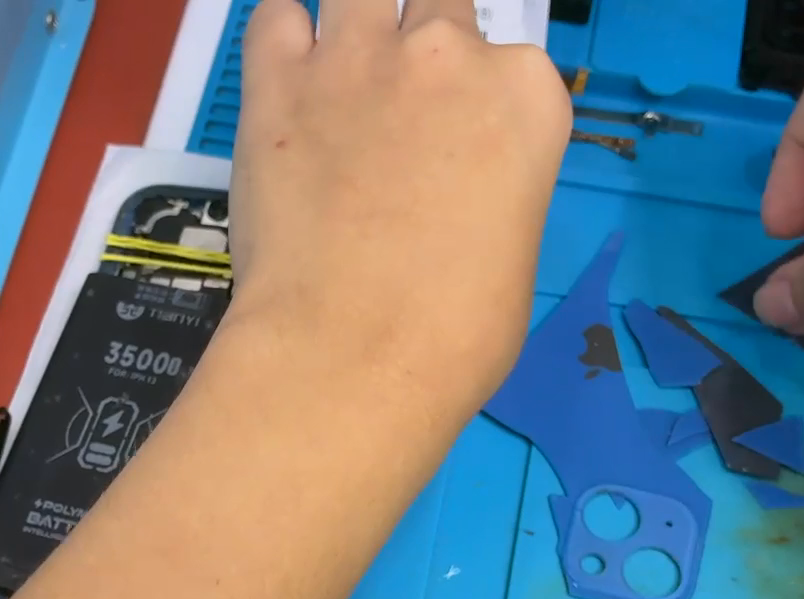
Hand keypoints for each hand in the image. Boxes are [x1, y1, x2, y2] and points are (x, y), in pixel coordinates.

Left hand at [228, 0, 570, 407]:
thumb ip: (492, 200)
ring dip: (357, 30)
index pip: (512, 71)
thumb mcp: (513, 266)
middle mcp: (448, 54)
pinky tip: (290, 86)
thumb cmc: (455, 339)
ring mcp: (358, 58)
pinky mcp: (277, 84)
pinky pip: (276, 14)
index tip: (460, 164)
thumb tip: (456, 204)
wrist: (354, 358)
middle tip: (403, 129)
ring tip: (344, 92)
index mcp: (527, 98)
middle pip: (441, 9)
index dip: (481, 119)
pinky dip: (284, 39)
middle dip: (426, 59)